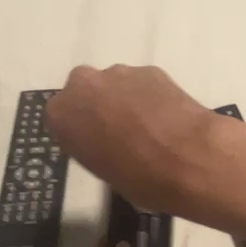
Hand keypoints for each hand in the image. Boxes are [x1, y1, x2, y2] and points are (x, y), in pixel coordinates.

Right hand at [47, 65, 225, 217]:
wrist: (185, 157)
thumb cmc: (136, 177)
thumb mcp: (101, 171)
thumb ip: (96, 146)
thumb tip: (110, 144)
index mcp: (60, 114)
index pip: (64, 117)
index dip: (82, 129)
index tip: (96, 142)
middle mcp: (83, 85)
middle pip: (88, 92)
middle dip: (101, 106)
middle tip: (122, 131)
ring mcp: (118, 73)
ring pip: (117, 84)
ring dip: (128, 99)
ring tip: (151, 125)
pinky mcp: (151, 69)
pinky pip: (144, 83)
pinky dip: (152, 95)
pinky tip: (168, 116)